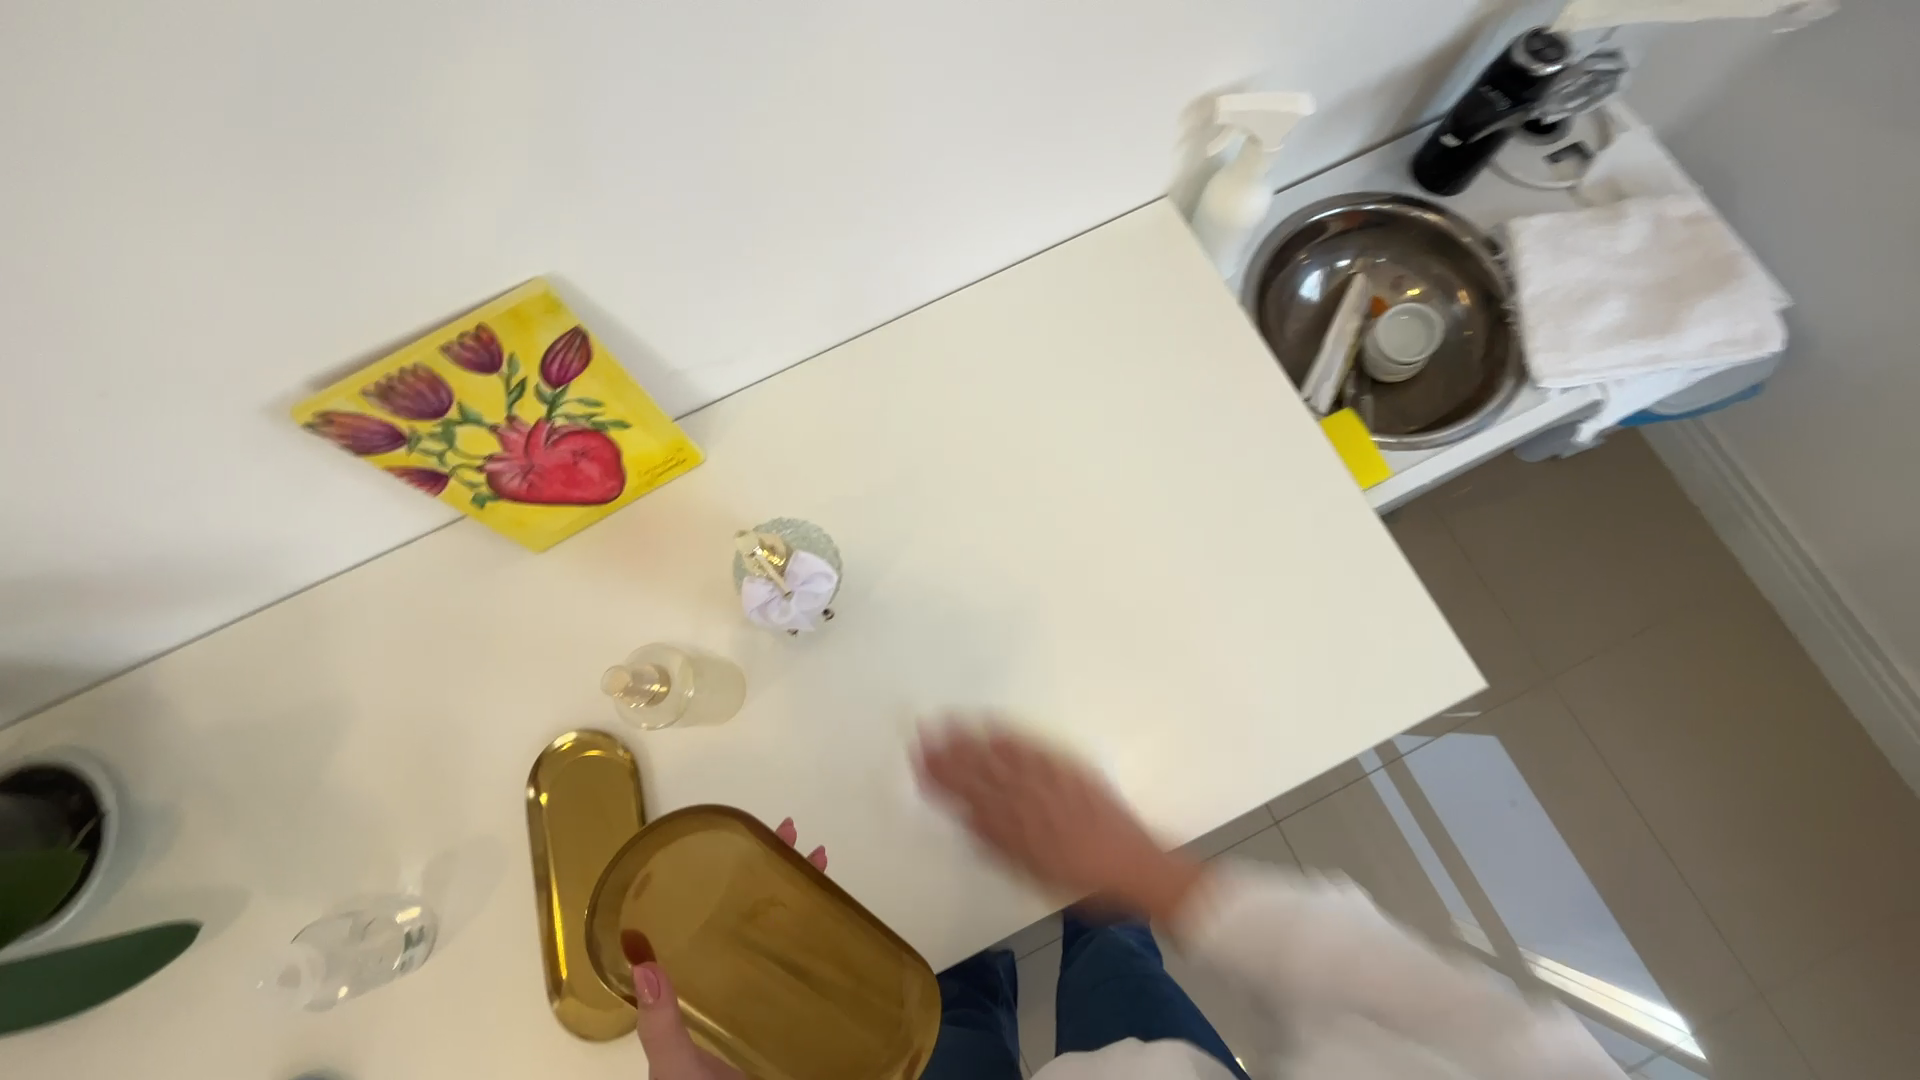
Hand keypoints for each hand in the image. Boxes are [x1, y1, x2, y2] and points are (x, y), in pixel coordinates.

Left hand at [628, 817, 826, 1077]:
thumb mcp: (674, 1066)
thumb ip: (661, 1024)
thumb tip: (644, 960)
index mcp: (702, 986)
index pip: (715, 917)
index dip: (729, 875)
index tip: (744, 839)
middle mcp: (737, 979)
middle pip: (757, 910)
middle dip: (775, 868)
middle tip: (794, 836)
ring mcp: (772, 991)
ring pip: (788, 925)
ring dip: (803, 889)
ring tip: (820, 859)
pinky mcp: (804, 1008)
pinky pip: (817, 958)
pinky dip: (829, 928)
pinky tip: (841, 911)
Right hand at [913, 721, 1206, 922]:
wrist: (1137, 866)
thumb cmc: (1083, 881)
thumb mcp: (1032, 873)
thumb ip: (997, 843)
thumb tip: (966, 815)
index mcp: (1017, 830)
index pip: (969, 798)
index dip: (942, 779)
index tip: (918, 763)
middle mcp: (1030, 800)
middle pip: (982, 771)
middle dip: (949, 753)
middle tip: (922, 734)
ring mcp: (1051, 780)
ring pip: (1003, 755)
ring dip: (972, 738)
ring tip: (947, 722)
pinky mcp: (1070, 768)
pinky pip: (1033, 747)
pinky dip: (1009, 735)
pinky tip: (993, 724)